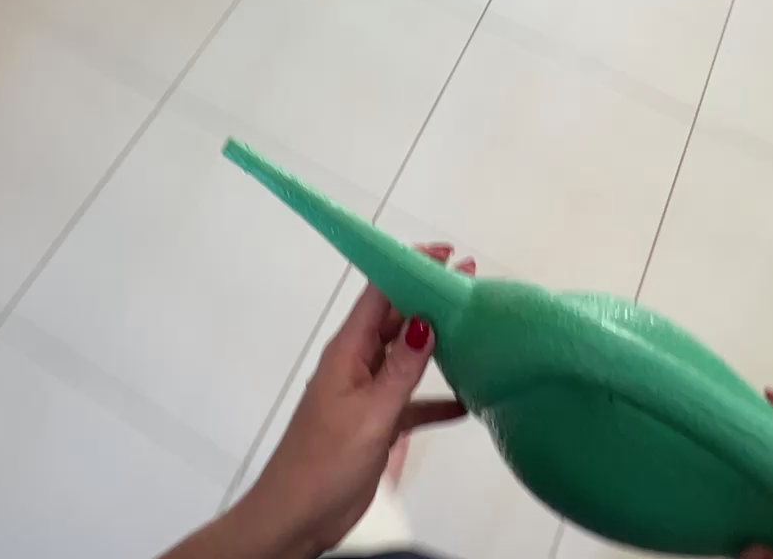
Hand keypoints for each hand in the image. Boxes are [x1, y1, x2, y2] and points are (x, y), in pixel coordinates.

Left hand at [230, 243, 475, 557]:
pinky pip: (412, 399)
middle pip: (397, 318)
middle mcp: (359, 360)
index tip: (446, 254)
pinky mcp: (377, 420)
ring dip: (437, 342)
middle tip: (473, 282)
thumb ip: (401, 369)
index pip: (381, 292)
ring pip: (407, 355)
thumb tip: (426, 320)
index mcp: (350, 348)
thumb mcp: (371, 413)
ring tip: (475, 327)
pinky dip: (436, 398)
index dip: (410, 267)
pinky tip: (468, 401)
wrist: (296, 518)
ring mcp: (368, 390)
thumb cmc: (326, 461)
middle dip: (430, 297)